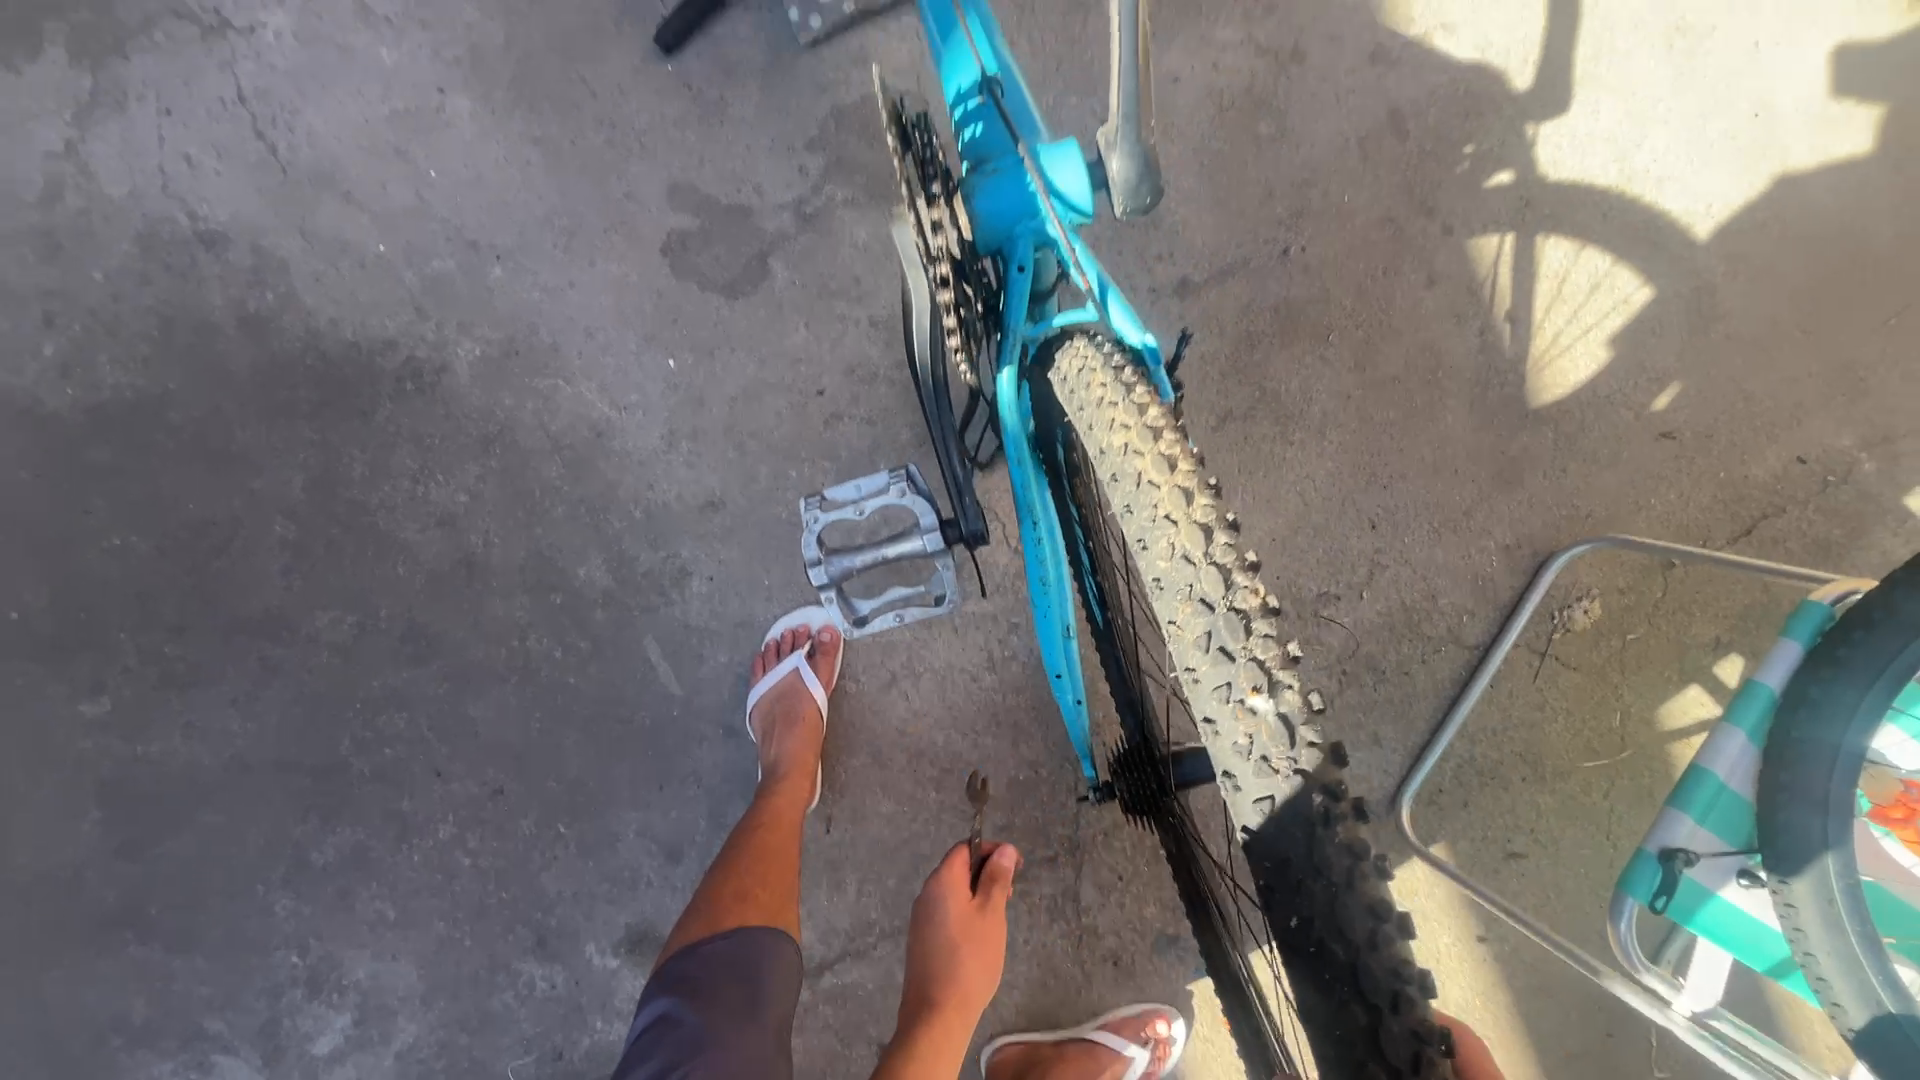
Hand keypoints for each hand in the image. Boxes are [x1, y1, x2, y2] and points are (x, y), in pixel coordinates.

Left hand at [898, 840, 1021, 1029]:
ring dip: (977, 894)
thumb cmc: (970, 959)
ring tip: (999, 916)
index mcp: (942, 880)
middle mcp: (926, 893)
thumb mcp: (991, 914)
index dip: (991, 850)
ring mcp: (921, 918)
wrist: (937, 1013)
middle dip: (986, 873)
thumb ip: (996, 878)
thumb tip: (1003, 849)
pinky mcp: (922, 939)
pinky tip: (980, 936)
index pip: (965, 848)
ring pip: (953, 892)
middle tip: (1011, 893)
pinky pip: (946, 912)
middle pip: (958, 868)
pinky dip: (965, 912)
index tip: (1016, 865)